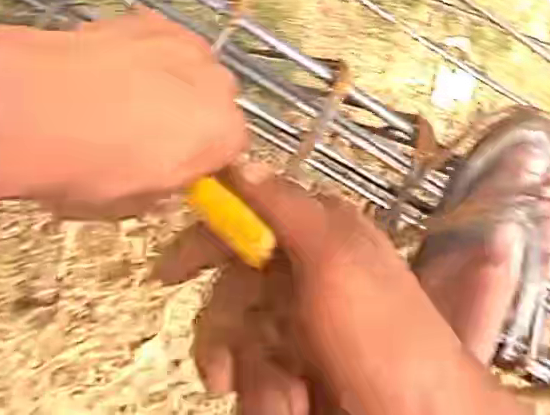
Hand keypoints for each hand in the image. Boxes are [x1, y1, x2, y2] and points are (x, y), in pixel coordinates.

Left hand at [0, 11, 248, 215]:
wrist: (40, 105)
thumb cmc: (88, 167)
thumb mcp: (131, 202)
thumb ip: (164, 184)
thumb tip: (161, 173)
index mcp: (222, 131)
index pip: (231, 146)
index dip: (202, 156)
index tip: (174, 165)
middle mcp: (217, 80)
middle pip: (215, 97)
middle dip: (191, 111)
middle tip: (146, 131)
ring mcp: (185, 42)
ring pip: (189, 64)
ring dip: (170, 78)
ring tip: (119, 95)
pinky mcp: (150, 18)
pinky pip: (159, 41)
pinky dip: (143, 52)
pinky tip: (106, 67)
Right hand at [156, 165, 525, 414]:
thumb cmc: (381, 335)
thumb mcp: (334, 257)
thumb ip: (285, 207)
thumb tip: (240, 159)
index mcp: (321, 233)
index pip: (250, 214)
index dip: (208, 236)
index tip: (168, 272)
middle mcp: (309, 273)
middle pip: (232, 287)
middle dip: (227, 332)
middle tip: (224, 370)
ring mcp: (305, 328)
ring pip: (239, 340)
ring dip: (254, 377)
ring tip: (286, 400)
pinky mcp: (302, 375)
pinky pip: (256, 380)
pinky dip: (266, 400)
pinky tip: (293, 408)